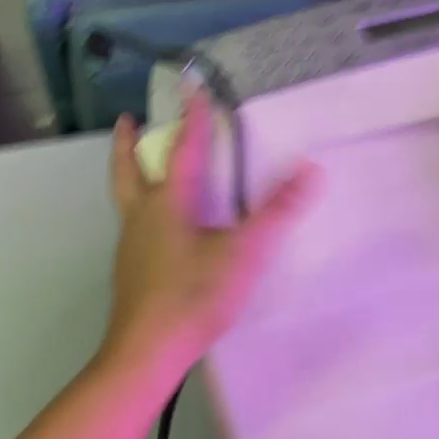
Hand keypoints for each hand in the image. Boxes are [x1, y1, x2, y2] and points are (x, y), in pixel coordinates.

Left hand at [99, 93, 318, 384]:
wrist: (146, 351)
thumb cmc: (195, 295)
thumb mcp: (245, 253)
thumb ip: (277, 212)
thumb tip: (311, 170)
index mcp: (168, 202)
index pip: (183, 148)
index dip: (192, 117)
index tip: (192, 87)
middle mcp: (142, 216)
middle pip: (128, 169)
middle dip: (130, 142)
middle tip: (130, 120)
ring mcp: (131, 245)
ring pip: (127, 197)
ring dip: (132, 173)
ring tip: (143, 166)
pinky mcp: (131, 270)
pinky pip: (134, 225)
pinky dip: (142, 208)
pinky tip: (158, 228)